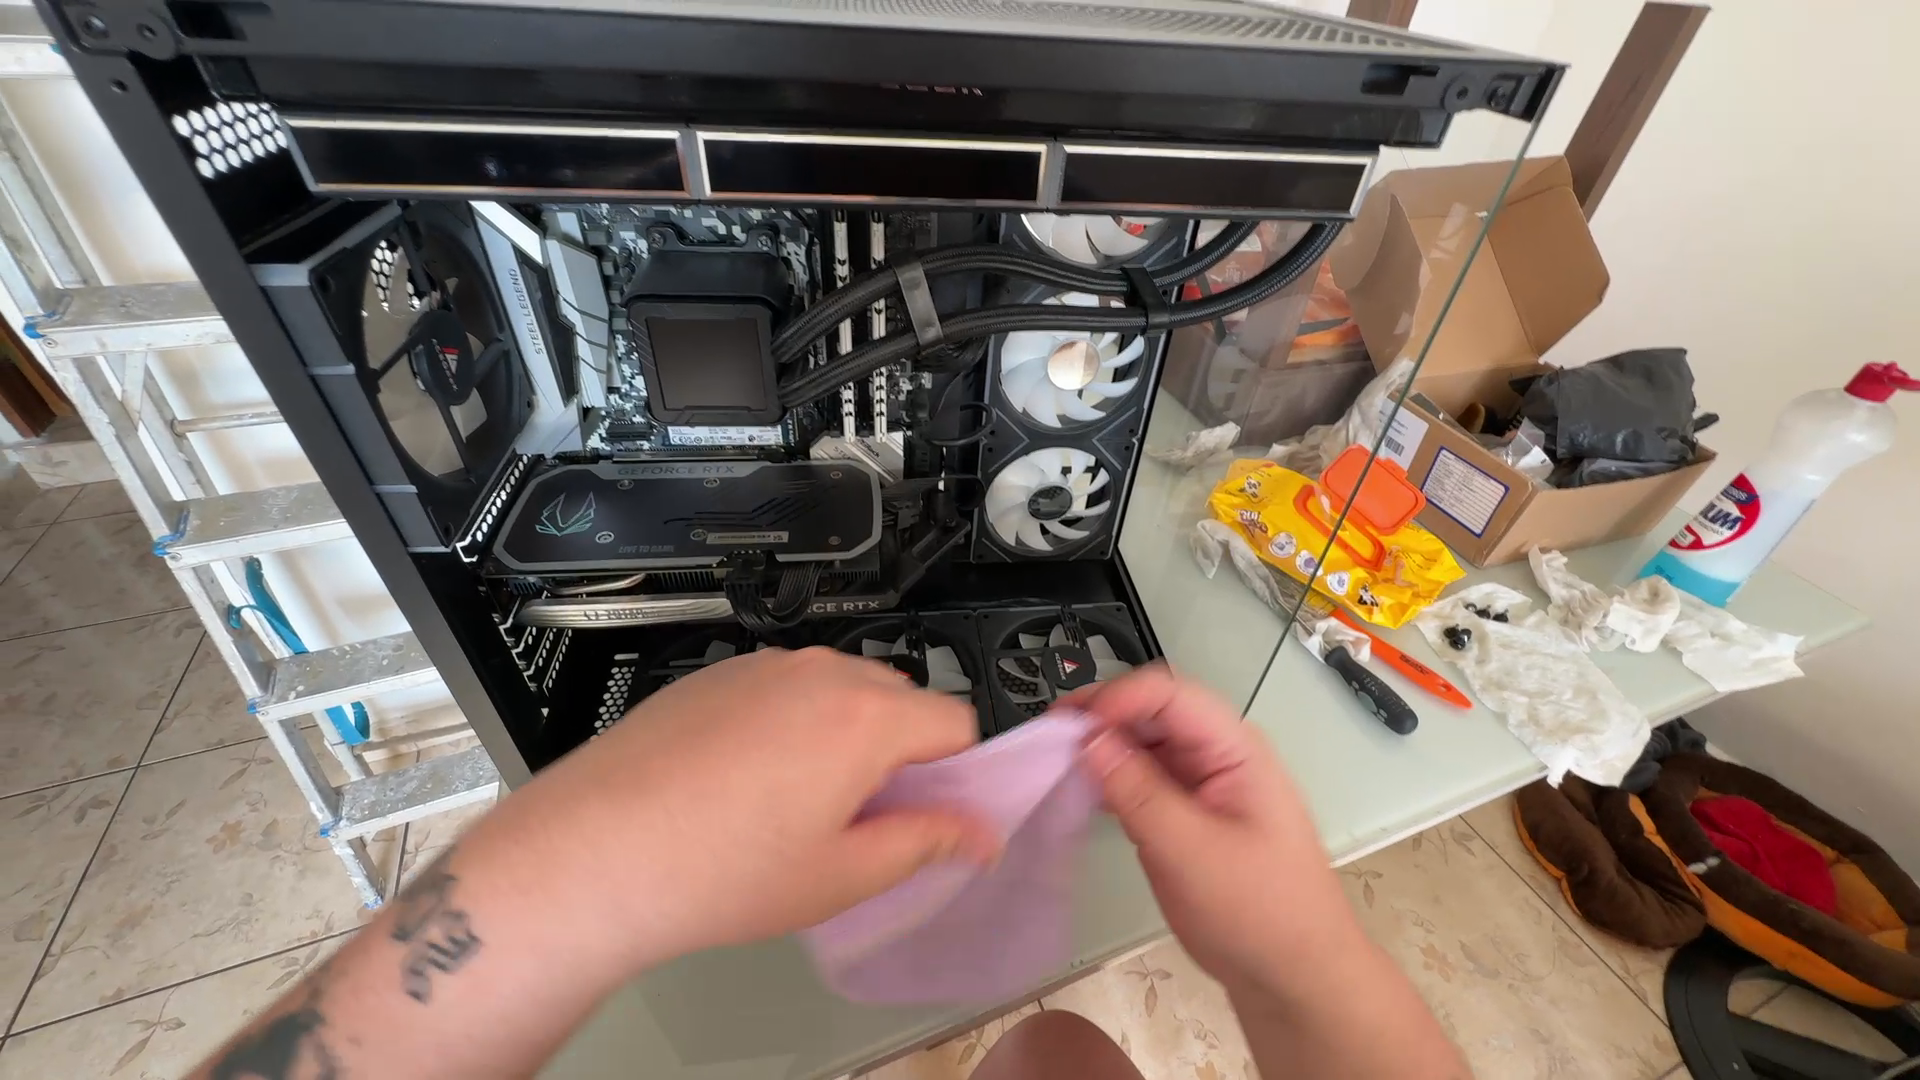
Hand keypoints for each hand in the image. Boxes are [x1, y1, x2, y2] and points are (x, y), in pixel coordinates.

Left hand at [493, 646, 1001, 969]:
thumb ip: (925, 842)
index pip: (956, 721)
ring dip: (845, 731)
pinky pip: (788, 685)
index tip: (926, 811)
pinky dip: (793, 718)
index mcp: (867, 716)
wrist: (592, 852)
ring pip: (843, 689)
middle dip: (899, 750)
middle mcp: (824, 671)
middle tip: (857, 814)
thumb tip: (982, 833)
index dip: (956, 770)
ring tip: (792, 797)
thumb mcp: (841, 875)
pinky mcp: (723, 671)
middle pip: (902, 699)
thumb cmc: (725, 872)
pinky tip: (744, 774)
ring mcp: (768, 664)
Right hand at [1075, 665, 1362, 1001]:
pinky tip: (1077, 788)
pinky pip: (1136, 774)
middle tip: (1050, 736)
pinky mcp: (1178, 808)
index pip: (1169, 695)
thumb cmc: (1261, 914)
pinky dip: (1105, 775)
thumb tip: (1089, 740)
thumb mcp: (1194, 853)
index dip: (1118, 699)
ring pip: (1138, 741)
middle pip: (1150, 710)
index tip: (1073, 724)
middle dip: (1100, 716)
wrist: (1291, 976)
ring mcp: (1195, 780)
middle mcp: (1214, 753)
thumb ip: (1138, 792)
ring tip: (1054, 759)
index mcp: (1234, 748)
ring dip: (1098, 745)